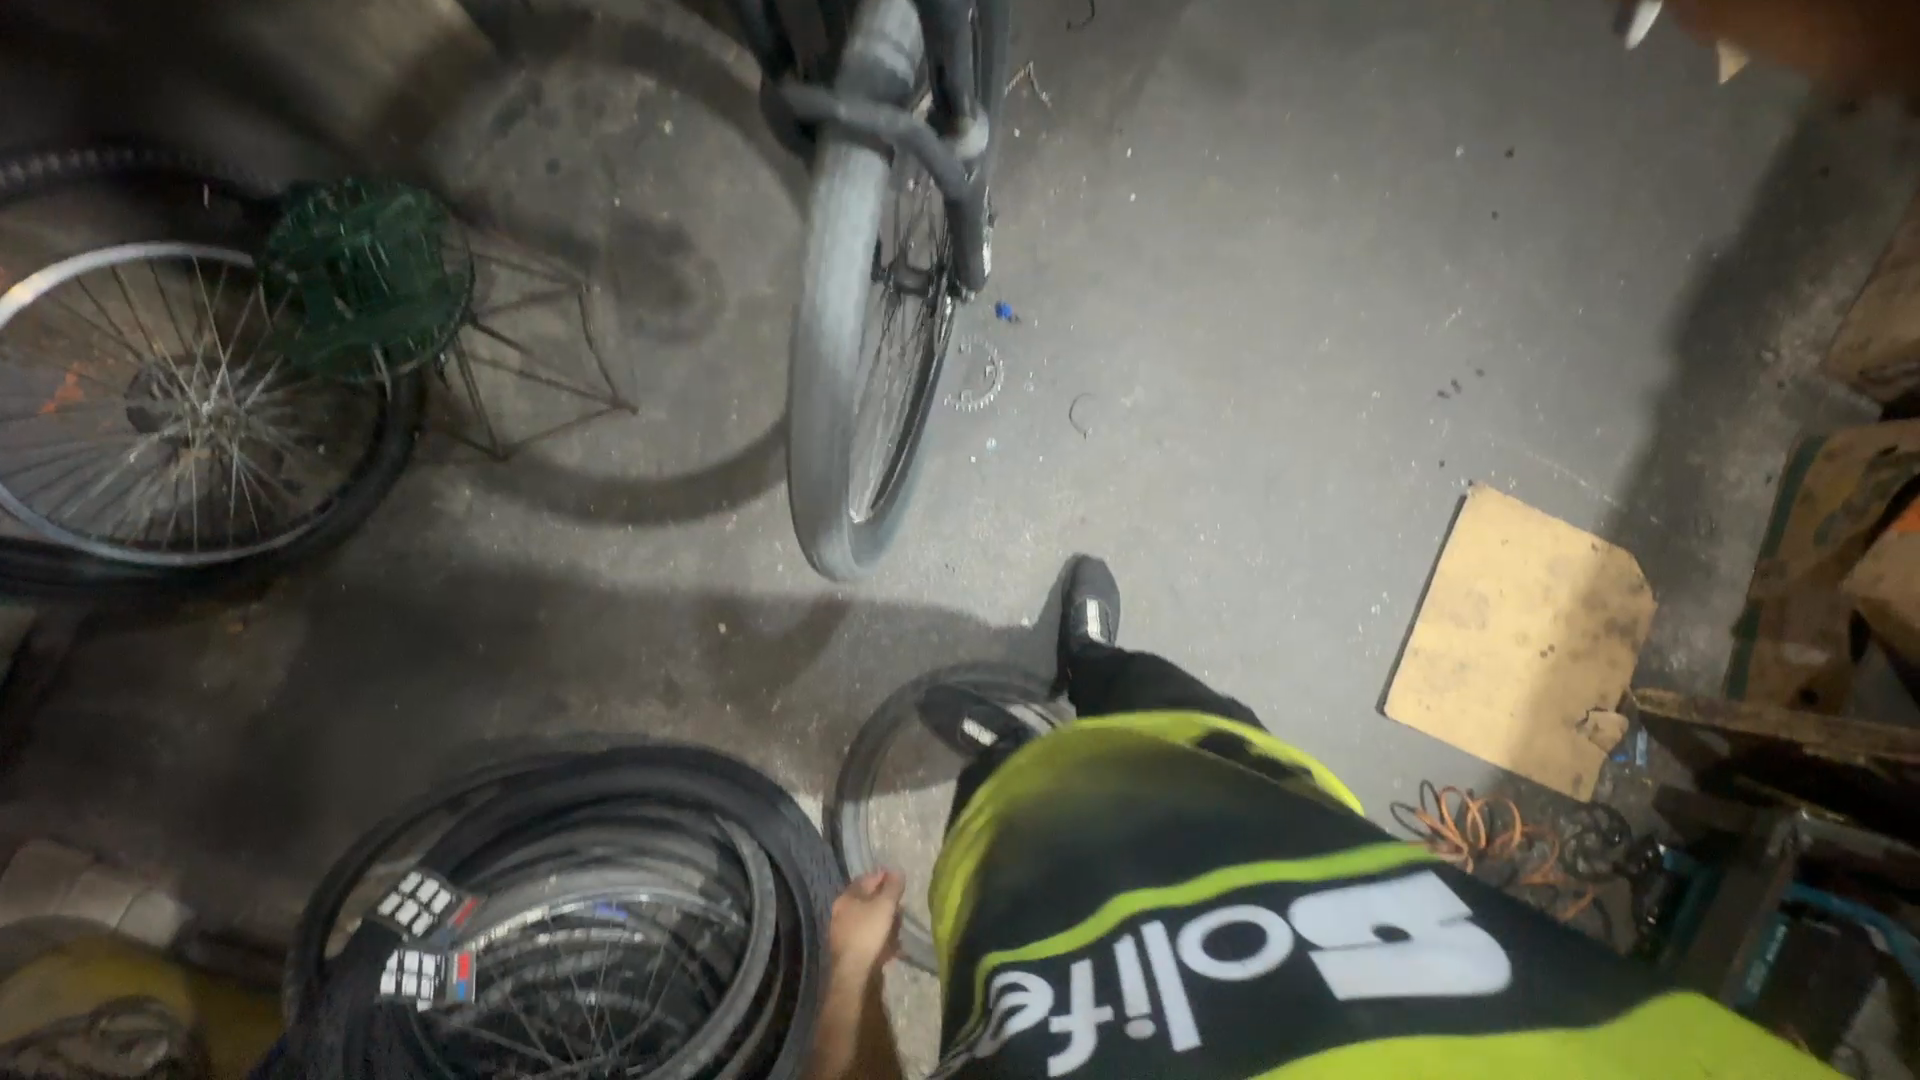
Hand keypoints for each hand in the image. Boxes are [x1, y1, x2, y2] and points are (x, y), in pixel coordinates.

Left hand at [827, 870, 903, 979]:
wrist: (854, 974)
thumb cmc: (868, 933)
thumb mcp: (885, 905)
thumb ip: (893, 887)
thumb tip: (897, 871)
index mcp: (846, 898)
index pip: (866, 879)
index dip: (883, 876)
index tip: (899, 879)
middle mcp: (842, 914)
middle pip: (868, 901)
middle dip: (887, 903)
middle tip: (901, 906)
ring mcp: (845, 934)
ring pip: (870, 921)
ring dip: (886, 922)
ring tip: (899, 928)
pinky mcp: (851, 951)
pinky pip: (870, 938)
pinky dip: (882, 938)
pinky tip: (893, 946)